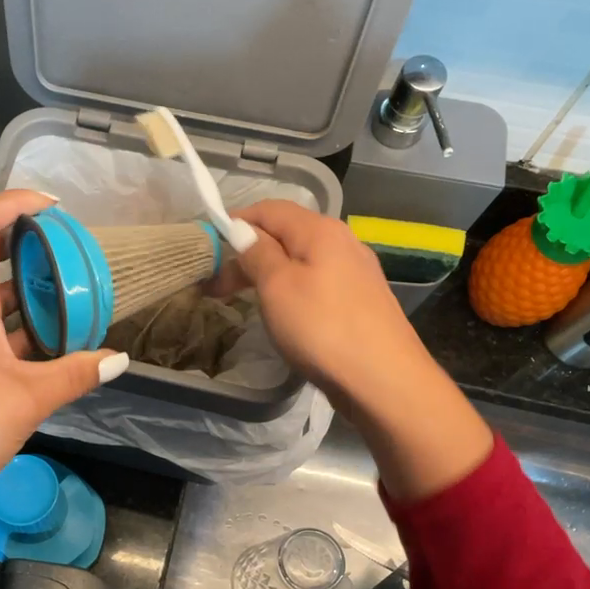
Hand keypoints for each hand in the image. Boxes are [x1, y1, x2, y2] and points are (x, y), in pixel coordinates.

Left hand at [0, 190, 128, 551]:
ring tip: (72, 300)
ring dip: (28, 293)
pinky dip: (22, 330)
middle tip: (72, 256)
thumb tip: (118, 359)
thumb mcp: (29, 400)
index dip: (14, 203)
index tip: (55, 209)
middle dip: (29, 247)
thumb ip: (75, 375)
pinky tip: (53, 350)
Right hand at [220, 201, 431, 407]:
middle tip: (216, 285)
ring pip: (302, 260)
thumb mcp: (277, 287)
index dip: (235, 222)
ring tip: (244, 298)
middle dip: (248, 253)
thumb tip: (242, 230)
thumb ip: (257, 253)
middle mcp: (342, 242)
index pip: (269, 209)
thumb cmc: (322, 328)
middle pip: (286, 234)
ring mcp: (355, 272)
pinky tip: (283, 312)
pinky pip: (317, 282)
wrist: (383, 379)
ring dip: (268, 273)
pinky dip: (291, 289)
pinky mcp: (360, 301)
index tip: (206, 247)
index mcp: (320, 230)